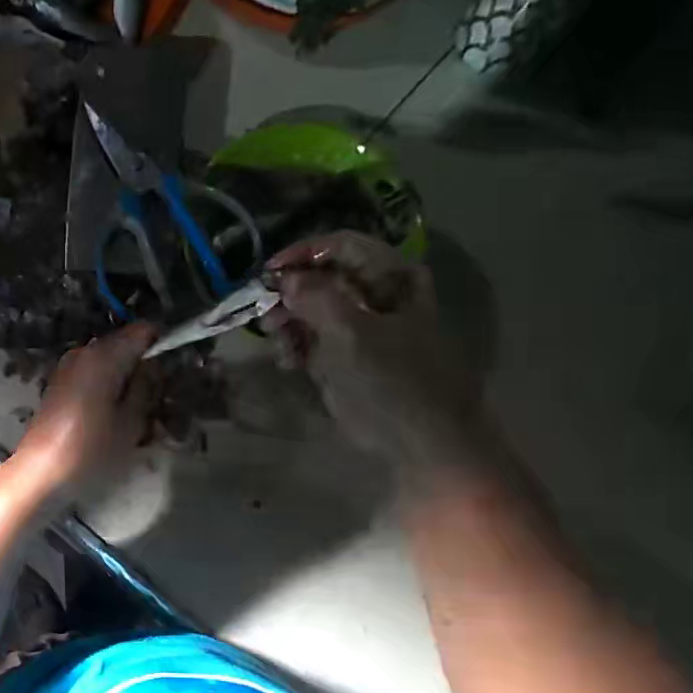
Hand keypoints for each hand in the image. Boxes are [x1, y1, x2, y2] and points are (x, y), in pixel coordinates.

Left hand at [7, 321, 158, 510]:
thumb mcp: (131, 421)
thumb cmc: (90, 445)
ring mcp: (70, 364)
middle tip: (157, 391)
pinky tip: (111, 409)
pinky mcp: (61, 379)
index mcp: (105, 355)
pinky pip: (93, 370)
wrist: (42, 465)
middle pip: (124, 343)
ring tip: (135, 404)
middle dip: (142, 361)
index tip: (172, 363)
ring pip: (108, 358)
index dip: (161, 342)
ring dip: (124, 373)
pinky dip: (107, 381)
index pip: (142, 330)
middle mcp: (85, 350)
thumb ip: (146, 387)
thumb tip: (154, 367)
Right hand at [268, 231, 489, 483]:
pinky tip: (288, 363)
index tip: (266, 274)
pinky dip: (302, 349)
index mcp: (393, 279)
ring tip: (276, 343)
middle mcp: (380, 299)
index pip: (342, 246)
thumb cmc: (393, 385)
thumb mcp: (352, 335)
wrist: (428, 446)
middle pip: (327, 280)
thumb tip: (287, 279)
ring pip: (318, 314)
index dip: (302, 254)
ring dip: (292, 324)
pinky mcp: (355, 366)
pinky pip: (320, 345)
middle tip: (265, 315)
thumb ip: (317, 298)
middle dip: (292, 294)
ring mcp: (367, 334)